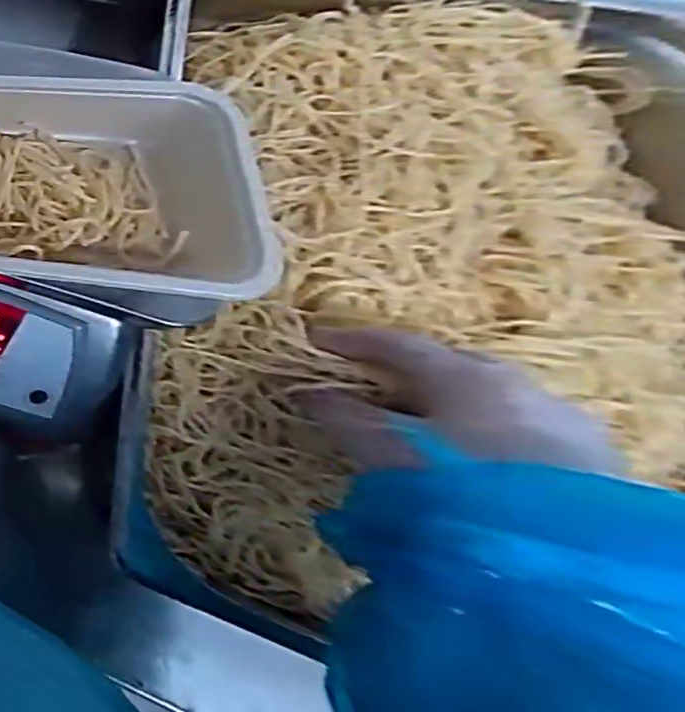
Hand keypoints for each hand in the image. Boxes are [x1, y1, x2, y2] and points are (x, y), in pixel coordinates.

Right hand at [302, 328, 623, 475]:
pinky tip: (464, 457)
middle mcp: (518, 388)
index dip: (351, 341)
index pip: (397, 343)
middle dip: (405, 372)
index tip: (316, 342)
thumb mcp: (378, 445)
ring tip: (414, 425)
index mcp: (464, 374)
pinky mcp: (592, 468)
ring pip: (488, 403)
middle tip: (368, 382)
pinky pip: (517, 434)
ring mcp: (564, 427)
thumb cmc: (456, 482)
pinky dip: (480, 435)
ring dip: (446, 408)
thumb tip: (308, 391)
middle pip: (448, 367)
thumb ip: (338, 411)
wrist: (566, 558)